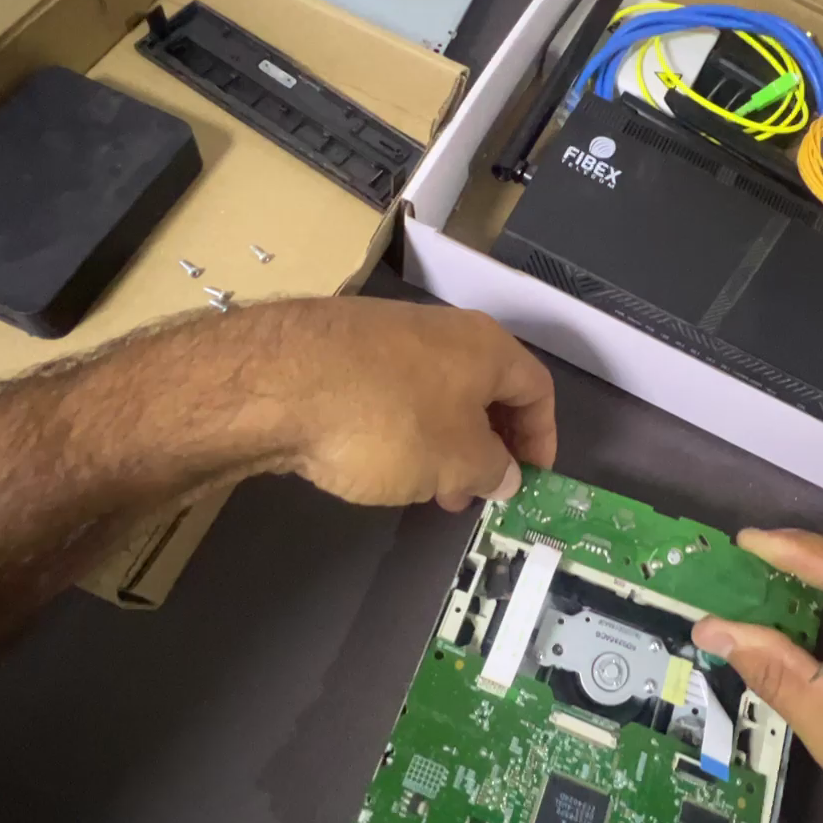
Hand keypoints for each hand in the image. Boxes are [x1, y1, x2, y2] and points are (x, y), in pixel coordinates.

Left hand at [250, 298, 556, 509]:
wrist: (279, 382)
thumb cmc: (391, 422)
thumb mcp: (458, 461)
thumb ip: (495, 471)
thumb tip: (506, 474)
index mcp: (487, 348)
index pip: (538, 390)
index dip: (543, 438)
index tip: (530, 480)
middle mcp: (446, 330)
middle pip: (488, 391)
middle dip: (490, 448)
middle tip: (476, 492)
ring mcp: (392, 334)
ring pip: (440, 394)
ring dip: (447, 444)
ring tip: (427, 488)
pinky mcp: (346, 348)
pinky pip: (397, 392)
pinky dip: (406, 429)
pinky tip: (381, 462)